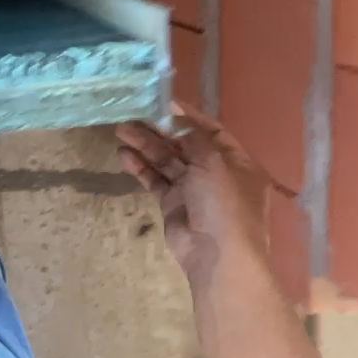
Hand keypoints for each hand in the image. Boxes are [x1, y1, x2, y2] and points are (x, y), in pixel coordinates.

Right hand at [116, 103, 272, 288]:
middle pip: (184, 145)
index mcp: (236, 164)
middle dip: (158, 130)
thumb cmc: (223, 204)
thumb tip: (173, 112)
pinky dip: (140, 167)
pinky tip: (124, 155)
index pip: (211, 131)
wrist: (217, 255)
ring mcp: (193, 189)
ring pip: (166, 161)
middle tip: (131, 115)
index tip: (159, 102)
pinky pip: (155, 179)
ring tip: (120, 131)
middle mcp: (216, 174)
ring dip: (145, 145)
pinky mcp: (173, 202)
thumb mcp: (212, 163)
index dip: (186, 116)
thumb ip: (191, 135)